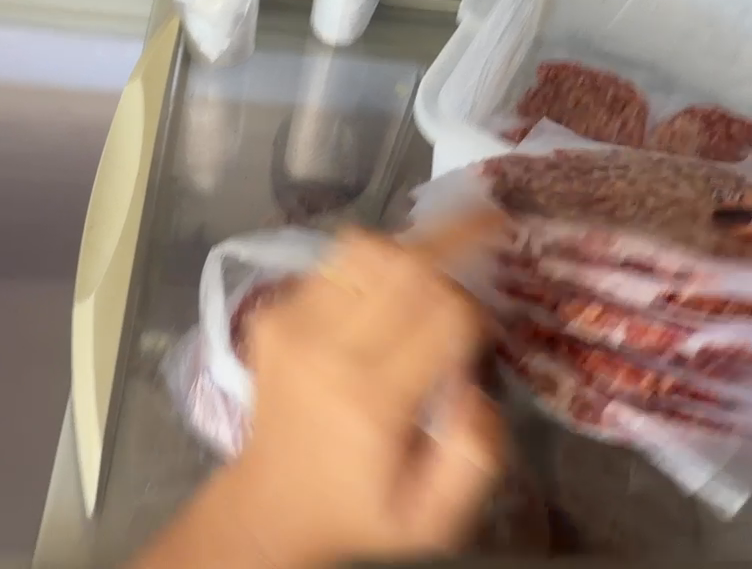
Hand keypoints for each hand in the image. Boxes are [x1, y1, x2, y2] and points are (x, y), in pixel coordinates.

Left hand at [213, 213, 507, 568]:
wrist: (269, 504)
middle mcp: (328, 351)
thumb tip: (476, 386)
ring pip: (365, 247)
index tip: (481, 326)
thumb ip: (473, 458)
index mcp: (374, 402)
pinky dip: (368, 261)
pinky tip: (382, 284)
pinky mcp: (272, 313)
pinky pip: (333, 261)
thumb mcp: (432, 519)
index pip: (442, 315)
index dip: (473, 309)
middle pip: (406, 265)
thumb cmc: (361, 508)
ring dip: (408, 247)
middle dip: (453, 243)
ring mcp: (292, 323)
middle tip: (483, 232)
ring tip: (432, 258)